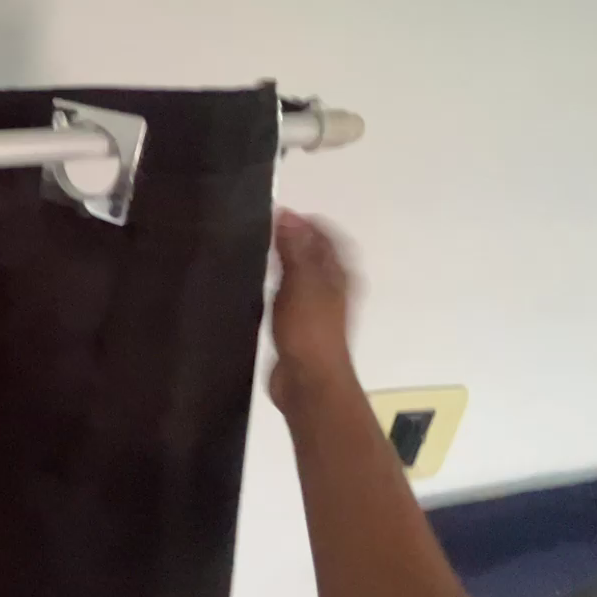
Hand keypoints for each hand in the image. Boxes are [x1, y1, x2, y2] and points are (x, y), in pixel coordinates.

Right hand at [269, 209, 356, 413]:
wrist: (309, 382)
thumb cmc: (308, 332)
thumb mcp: (300, 284)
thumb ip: (294, 249)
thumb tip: (286, 215)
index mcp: (339, 274)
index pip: (326, 235)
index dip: (304, 222)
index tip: (274, 214)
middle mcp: (334, 287)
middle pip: (316, 253)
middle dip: (294, 239)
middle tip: (262, 231)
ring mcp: (319, 308)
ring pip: (303, 274)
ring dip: (286, 262)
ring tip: (257, 254)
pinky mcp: (302, 326)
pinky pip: (291, 295)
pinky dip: (278, 285)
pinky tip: (259, 289)